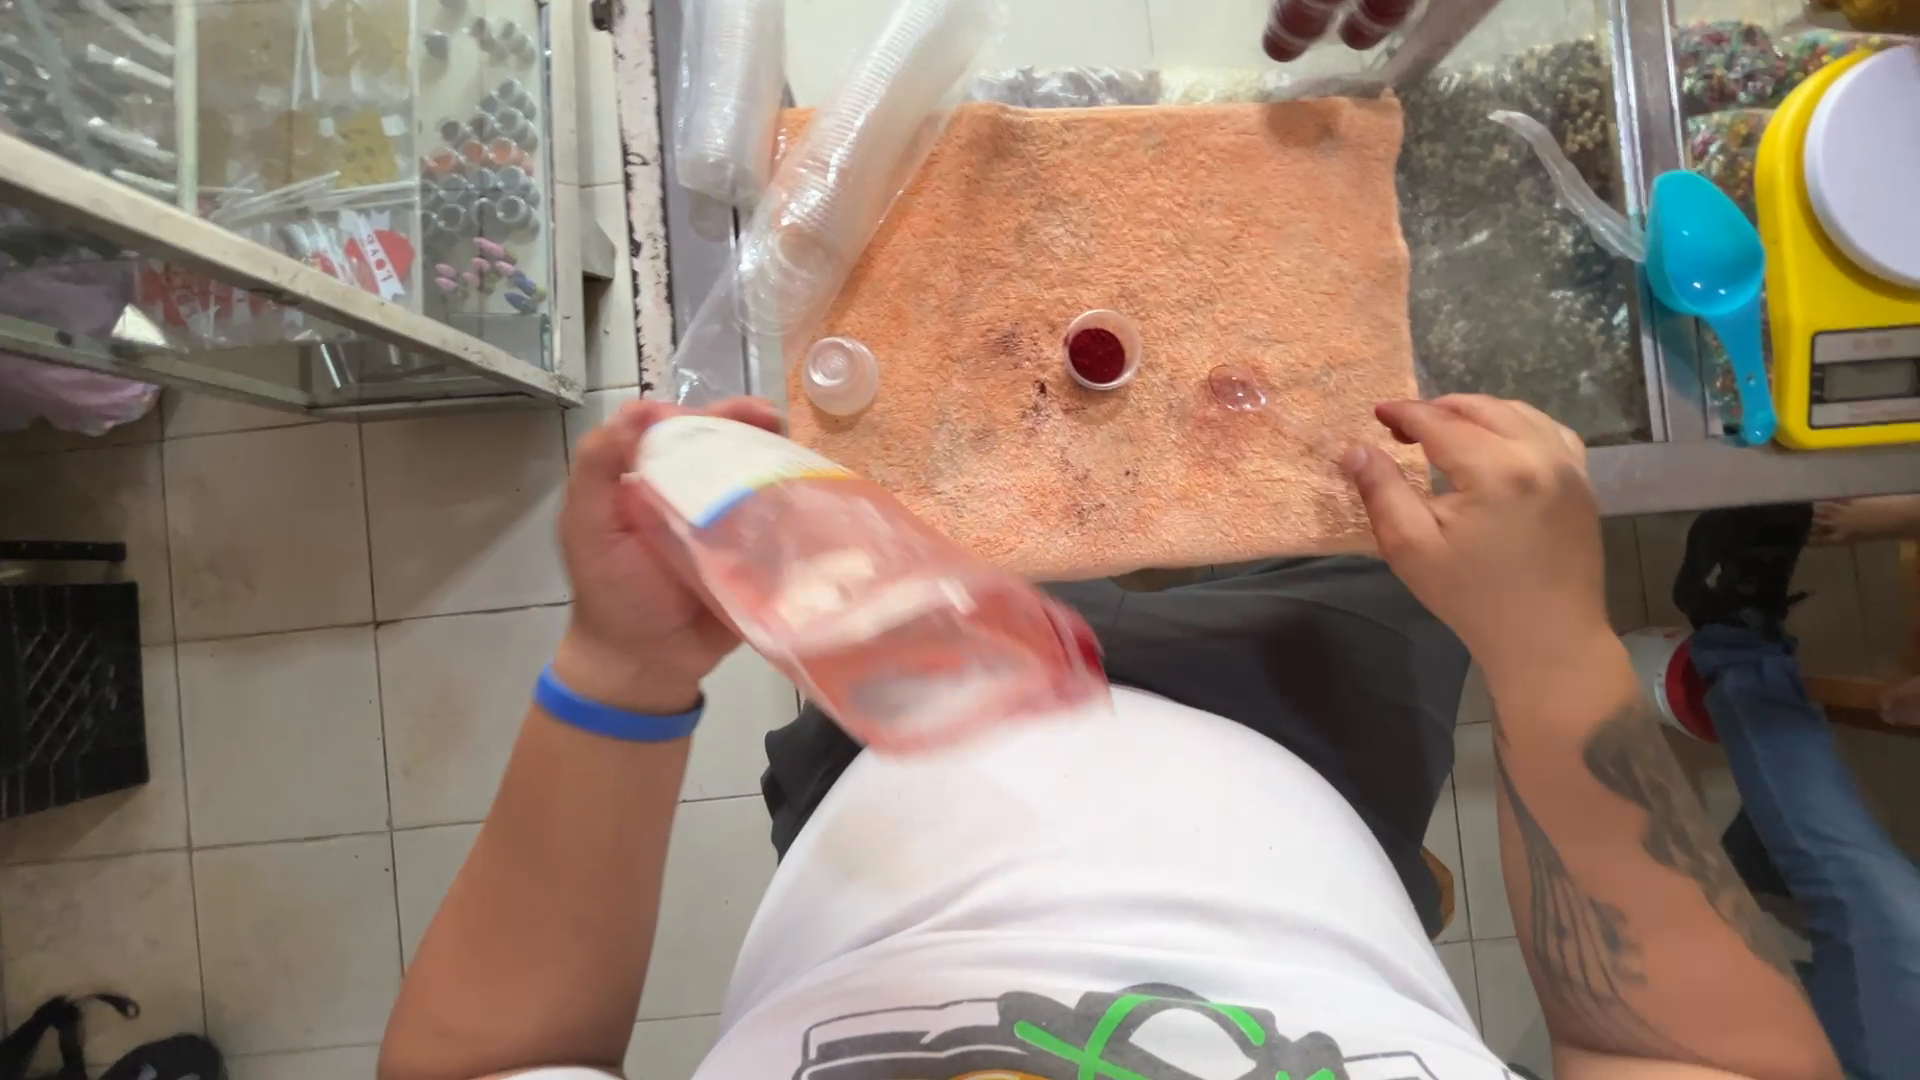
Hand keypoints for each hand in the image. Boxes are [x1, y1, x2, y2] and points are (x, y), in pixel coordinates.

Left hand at [552, 396, 783, 713]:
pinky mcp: (757, 554)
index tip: (727, 414)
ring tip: (797, 451)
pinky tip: (812, 491)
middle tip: (772, 420)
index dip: (705, 413)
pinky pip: (779, 523)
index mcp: (653, 480)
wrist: (648, 663)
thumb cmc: (612, 593)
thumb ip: (599, 467)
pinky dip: (797, 505)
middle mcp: (694, 494)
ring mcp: (730, 523)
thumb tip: (641, 408)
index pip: (680, 430)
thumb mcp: (587, 526)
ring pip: (757, 478)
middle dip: (750, 427)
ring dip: (779, 458)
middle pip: (727, 447)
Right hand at [1341, 394, 1611, 681]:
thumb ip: (1381, 490)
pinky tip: (1493, 444)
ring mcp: (1570, 467)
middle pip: (1483, 409)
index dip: (1405, 413)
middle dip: (1438, 409)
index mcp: (1496, 469)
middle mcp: (1540, 456)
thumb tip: (1356, 449)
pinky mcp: (1582, 484)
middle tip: (1401, 428)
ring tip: (1442, 431)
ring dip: (1476, 413)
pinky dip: (1515, 426)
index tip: (1376, 412)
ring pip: (1520, 414)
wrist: (1546, 637)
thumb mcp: (1408, 545)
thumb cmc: (1469, 595)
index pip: (1442, 422)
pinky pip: (1550, 432)